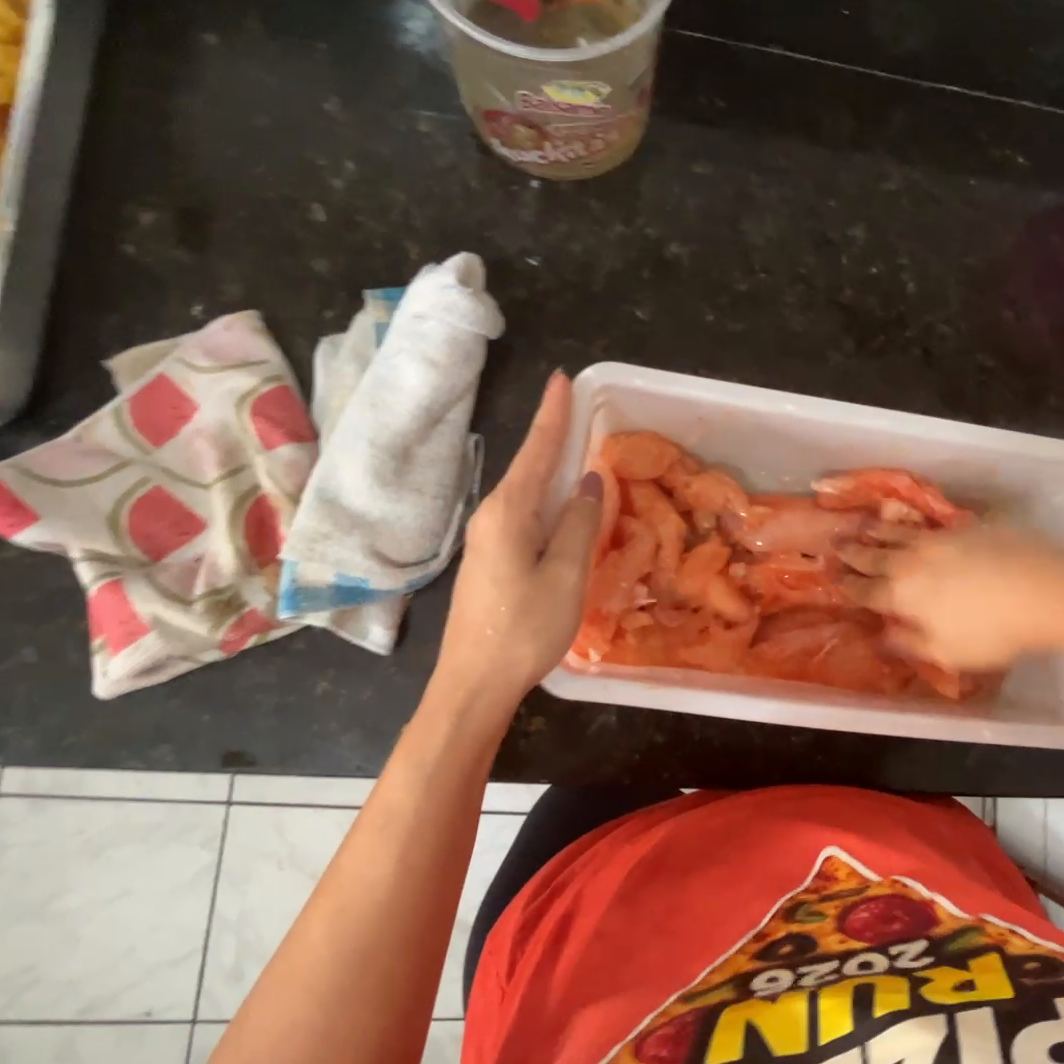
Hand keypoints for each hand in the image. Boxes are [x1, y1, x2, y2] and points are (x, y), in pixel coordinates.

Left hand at [432, 370, 602, 705]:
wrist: (473, 683)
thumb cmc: (524, 629)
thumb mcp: (565, 575)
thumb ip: (579, 524)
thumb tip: (589, 481)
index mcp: (508, 512)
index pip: (536, 451)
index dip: (552, 415)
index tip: (562, 379)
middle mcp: (491, 517)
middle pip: (528, 468)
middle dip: (553, 437)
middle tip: (579, 411)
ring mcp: (486, 541)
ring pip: (525, 494)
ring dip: (551, 470)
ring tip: (577, 449)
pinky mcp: (490, 563)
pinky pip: (523, 517)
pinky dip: (545, 501)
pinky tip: (560, 507)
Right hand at [841, 527, 1063, 670]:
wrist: (1042, 588)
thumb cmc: (992, 631)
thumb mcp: (947, 652)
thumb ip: (911, 642)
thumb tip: (884, 636)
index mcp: (902, 595)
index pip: (865, 590)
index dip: (847, 585)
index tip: (833, 578)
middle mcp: (912, 562)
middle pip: (874, 556)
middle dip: (853, 552)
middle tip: (835, 544)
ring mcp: (939, 541)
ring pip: (898, 533)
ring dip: (876, 531)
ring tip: (862, 526)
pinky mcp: (965, 528)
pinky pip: (928, 525)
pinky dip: (911, 523)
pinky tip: (911, 522)